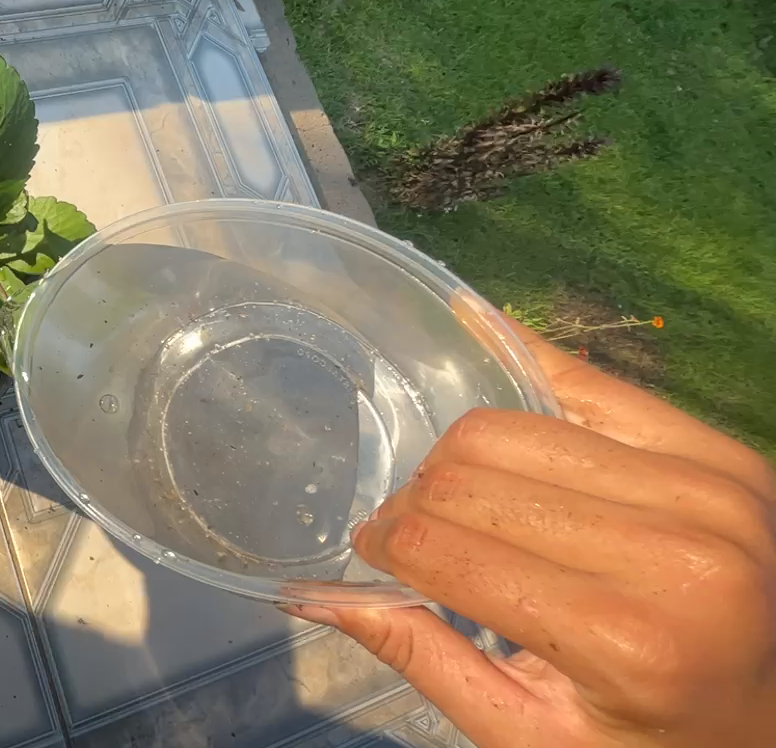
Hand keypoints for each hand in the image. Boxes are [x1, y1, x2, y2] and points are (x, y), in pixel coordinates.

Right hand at [290, 322, 775, 746]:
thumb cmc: (662, 743)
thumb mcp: (540, 743)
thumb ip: (425, 661)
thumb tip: (306, 596)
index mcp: (628, 638)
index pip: (431, 542)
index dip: (384, 547)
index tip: (380, 560)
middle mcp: (679, 555)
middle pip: (459, 479)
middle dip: (416, 507)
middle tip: (425, 538)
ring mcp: (711, 492)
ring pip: (498, 430)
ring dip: (457, 462)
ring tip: (473, 499)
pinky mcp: (719, 452)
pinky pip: (578, 378)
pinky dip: (514, 350)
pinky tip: (466, 321)